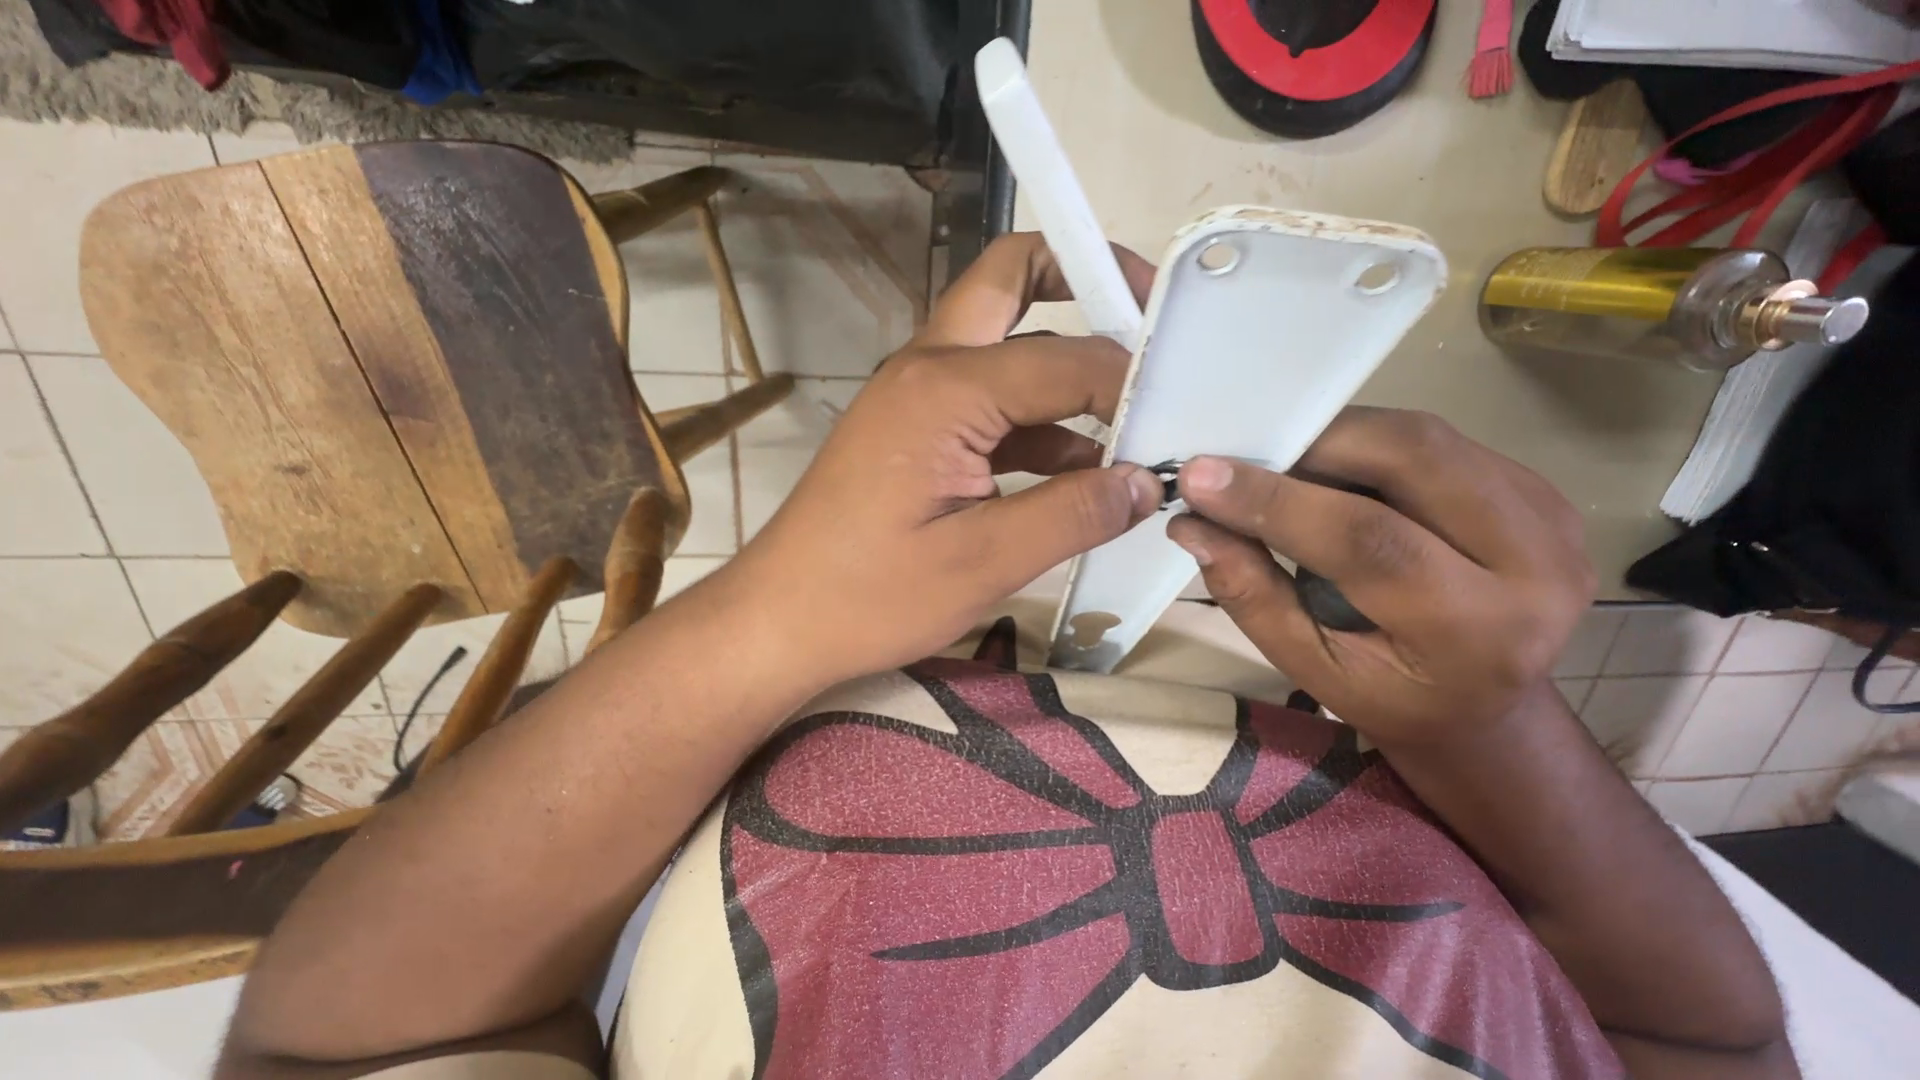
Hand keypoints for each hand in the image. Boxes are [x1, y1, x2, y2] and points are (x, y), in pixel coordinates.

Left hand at [722, 233, 1163, 687]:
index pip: (1068, 357)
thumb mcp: (982, 562)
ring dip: (1067, 365)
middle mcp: (930, 368)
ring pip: (1006, 341)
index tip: (1184, 412)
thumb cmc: (869, 596)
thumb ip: (1073, 514)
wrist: (779, 620)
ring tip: (1136, 416)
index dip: (1131, 380)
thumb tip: (1150, 482)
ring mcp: (918, 396)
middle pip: (1014, 280)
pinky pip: (991, 402)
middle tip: (1153, 318)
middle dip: (1087, 279)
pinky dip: (1040, 421)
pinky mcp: (916, 430)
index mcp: (947, 389)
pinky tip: (1082, 472)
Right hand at [1166, 408, 1595, 746]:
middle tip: (1245, 457)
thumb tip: (1193, 525)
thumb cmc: (1393, 698)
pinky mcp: (1541, 489)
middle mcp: (1536, 564)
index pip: (1368, 541)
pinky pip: (1438, 441)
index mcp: (1477, 632)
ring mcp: (1550, 517)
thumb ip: (1255, 598)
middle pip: (1412, 458)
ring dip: (1340, 438)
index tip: (1201, 476)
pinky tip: (1337, 472)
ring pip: (1425, 436)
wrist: (1487, 707)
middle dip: (1313, 444)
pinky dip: (1371, 445)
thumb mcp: (1314, 670)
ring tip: (1284, 464)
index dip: (1278, 500)